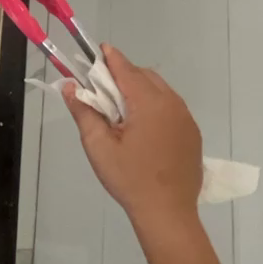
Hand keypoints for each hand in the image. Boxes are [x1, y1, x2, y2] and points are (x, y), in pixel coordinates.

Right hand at [62, 46, 202, 230]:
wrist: (168, 213)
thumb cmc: (129, 178)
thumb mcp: (98, 146)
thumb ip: (84, 112)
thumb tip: (70, 86)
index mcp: (149, 103)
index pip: (126, 69)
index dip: (110, 58)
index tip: (98, 49)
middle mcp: (172, 104)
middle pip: (144, 76)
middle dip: (123, 74)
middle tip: (102, 89)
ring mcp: (186, 119)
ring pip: (160, 90)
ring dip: (139, 89)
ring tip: (120, 109)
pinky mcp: (192, 133)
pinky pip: (171, 106)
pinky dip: (154, 104)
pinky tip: (141, 126)